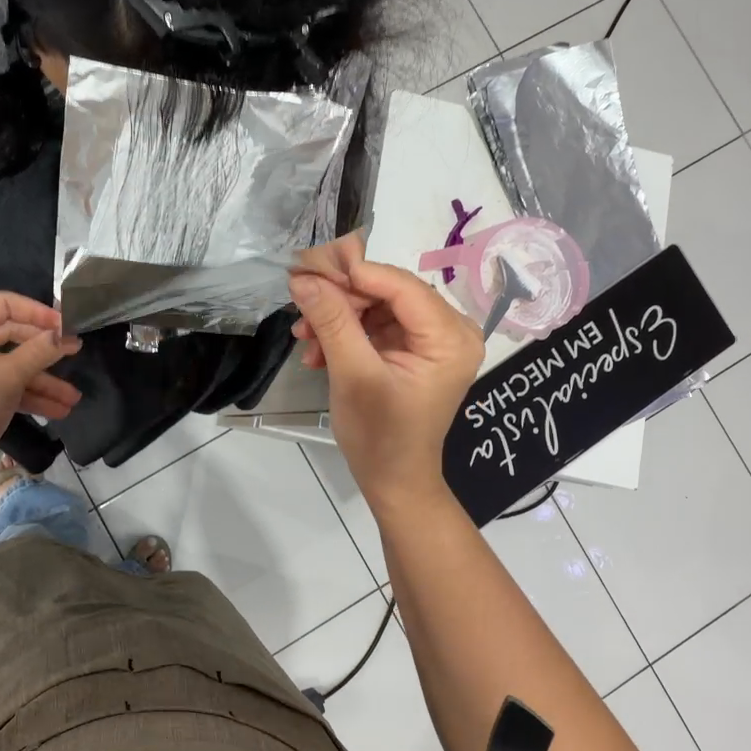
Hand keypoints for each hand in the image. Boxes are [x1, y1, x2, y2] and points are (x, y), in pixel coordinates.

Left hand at [0, 293, 83, 496]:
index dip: (37, 311)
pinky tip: (58, 410)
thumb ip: (40, 351)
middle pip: (10, 334)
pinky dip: (27, 394)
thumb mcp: (9, 377)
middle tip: (76, 354)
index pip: (4, 303)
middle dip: (45, 351)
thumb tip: (68, 334)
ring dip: (42, 381)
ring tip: (74, 398)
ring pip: (11, 364)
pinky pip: (4, 384)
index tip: (66, 324)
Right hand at [288, 253, 483, 512]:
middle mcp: (450, 331)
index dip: (353, 274)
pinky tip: (317, 352)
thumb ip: (332, 322)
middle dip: (341, 301)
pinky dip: (345, 333)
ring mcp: (431, 340)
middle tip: (300, 311)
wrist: (393, 480)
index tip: (306, 271)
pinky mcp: (413, 350)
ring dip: (337, 318)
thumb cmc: (380, 435)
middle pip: (388, 292)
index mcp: (449, 337)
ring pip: (376, 306)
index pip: (400, 285)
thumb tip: (303, 278)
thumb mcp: (353, 375)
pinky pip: (376, 325)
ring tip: (304, 339)